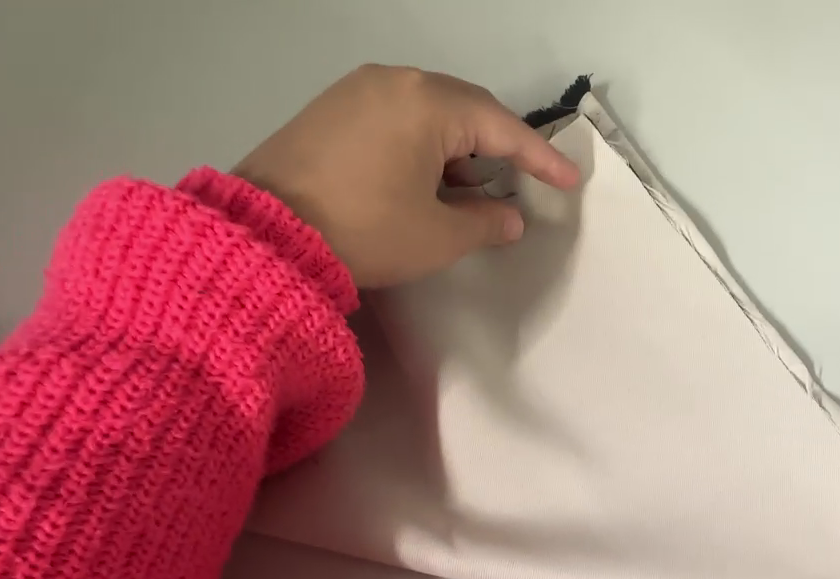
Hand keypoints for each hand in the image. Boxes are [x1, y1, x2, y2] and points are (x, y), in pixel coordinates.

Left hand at [235, 66, 580, 288]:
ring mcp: (358, 90)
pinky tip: (432, 177)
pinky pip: (399, 117)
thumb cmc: (369, 231)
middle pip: (467, 108)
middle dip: (501, 145)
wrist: (269, 232)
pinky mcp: (334, 109)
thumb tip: (509, 216)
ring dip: (462, 147)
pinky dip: (427, 145)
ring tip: (477, 186)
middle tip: (528, 176)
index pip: (501, 128)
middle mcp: (394, 82)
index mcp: (428, 104)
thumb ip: (486, 222)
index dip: (540, 157)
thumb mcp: (439, 236)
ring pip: (431, 111)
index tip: (570, 179)